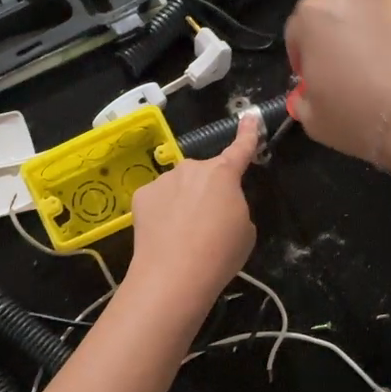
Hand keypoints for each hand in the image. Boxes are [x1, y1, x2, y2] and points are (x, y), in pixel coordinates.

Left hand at [126, 115, 260, 309]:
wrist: (174, 275)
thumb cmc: (220, 254)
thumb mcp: (244, 231)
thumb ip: (234, 207)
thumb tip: (219, 207)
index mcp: (224, 175)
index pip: (240, 149)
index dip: (248, 134)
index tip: (249, 116)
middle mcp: (192, 169)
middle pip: (204, 175)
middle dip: (207, 191)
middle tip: (209, 223)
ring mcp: (164, 180)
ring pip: (178, 186)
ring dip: (183, 202)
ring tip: (184, 235)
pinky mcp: (141, 195)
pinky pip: (158, 199)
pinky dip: (162, 212)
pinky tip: (163, 235)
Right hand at [285, 0, 390, 171]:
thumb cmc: (360, 117)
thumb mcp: (313, 120)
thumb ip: (303, 97)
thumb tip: (309, 92)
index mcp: (312, 15)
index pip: (297, 32)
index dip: (304, 58)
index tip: (314, 80)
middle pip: (336, 11)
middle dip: (339, 35)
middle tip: (352, 69)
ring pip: (373, 7)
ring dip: (373, 27)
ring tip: (387, 62)